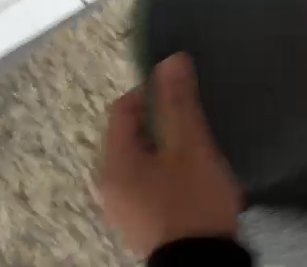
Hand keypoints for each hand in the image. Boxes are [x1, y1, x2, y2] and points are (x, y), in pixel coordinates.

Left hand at [96, 53, 242, 257]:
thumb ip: (178, 103)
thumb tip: (170, 59)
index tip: (186, 92)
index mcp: (113, 164)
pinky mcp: (139, 218)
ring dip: (168, 142)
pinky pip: (148, 177)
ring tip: (199, 144)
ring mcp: (121, 205)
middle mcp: (107, 184)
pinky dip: (167, 166)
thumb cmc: (192, 199)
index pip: (124, 107)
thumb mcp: (190, 146)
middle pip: (133, 132)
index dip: (154, 90)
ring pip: (143, 155)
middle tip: (196, 119)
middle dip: (164, 118)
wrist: (198, 265)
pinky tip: (192, 172)